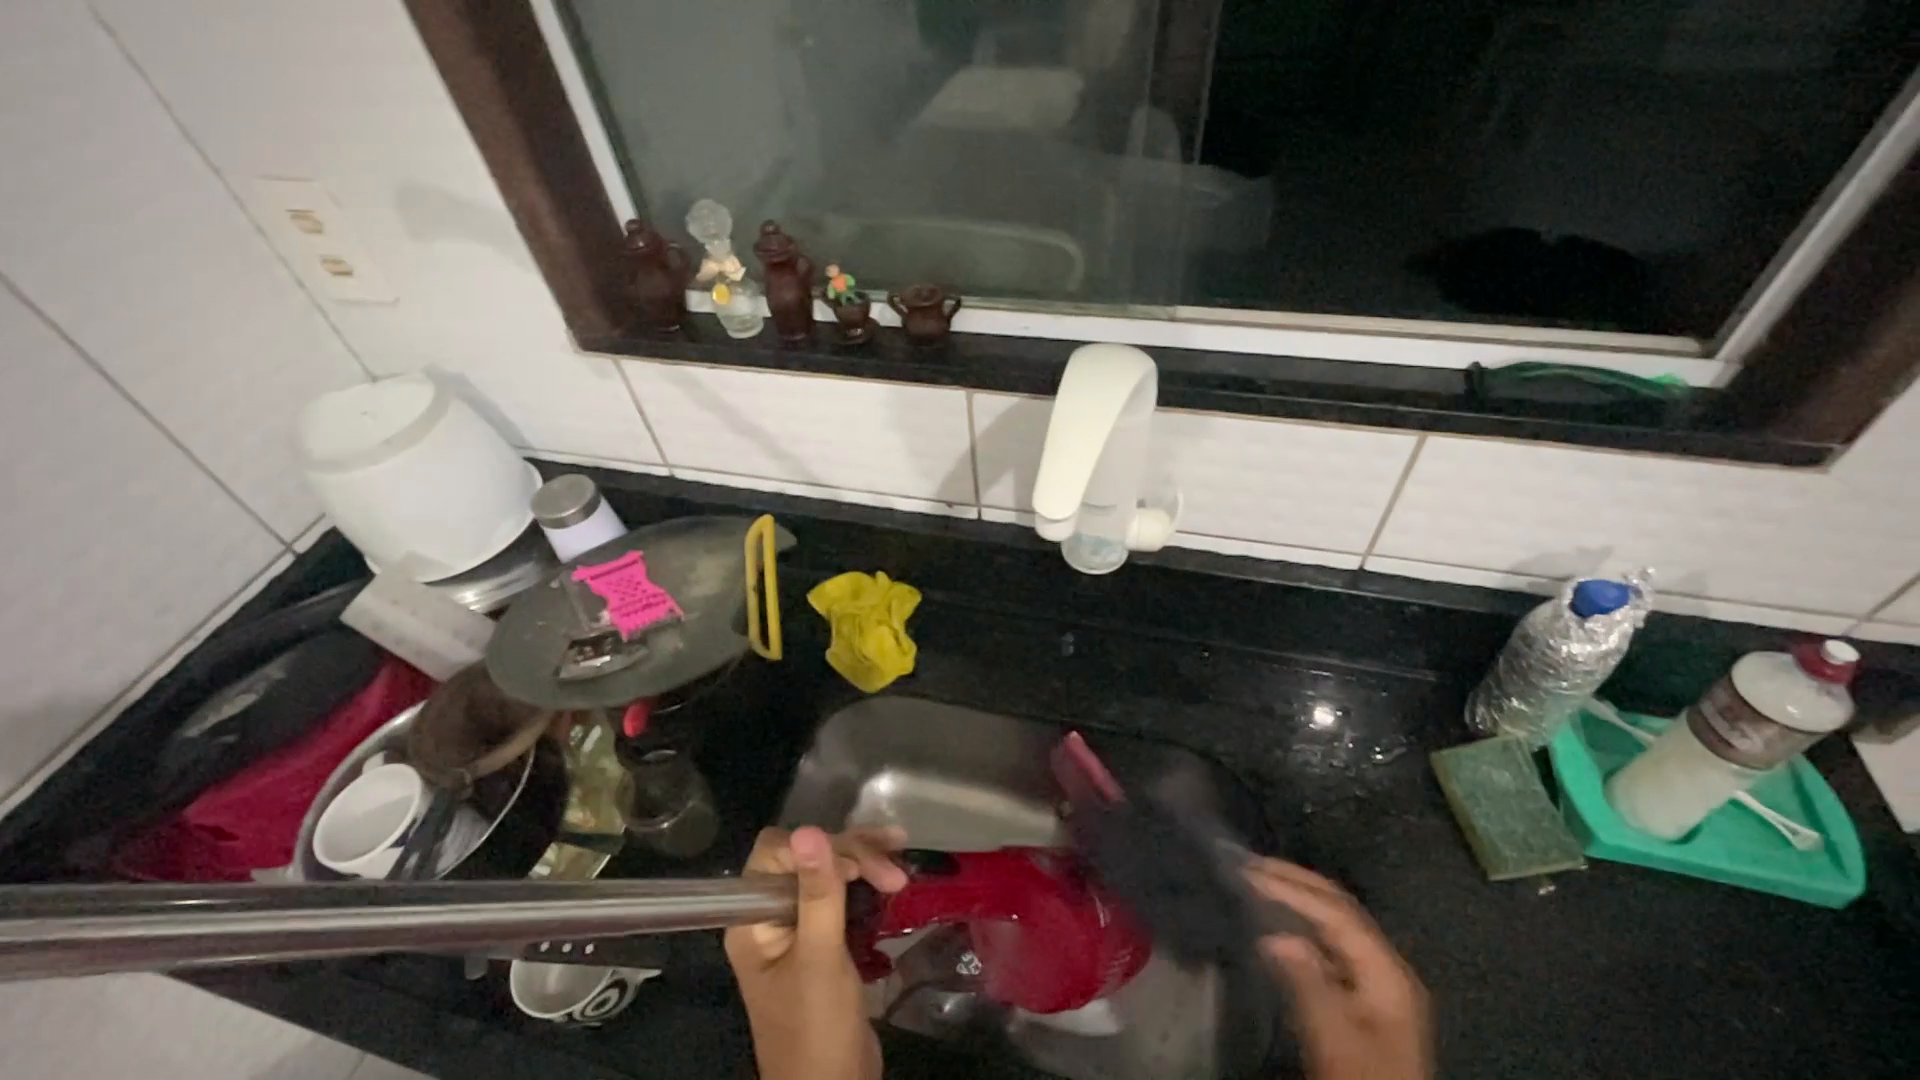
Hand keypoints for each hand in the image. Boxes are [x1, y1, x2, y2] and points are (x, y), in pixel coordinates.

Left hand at [725, 826, 907, 1079]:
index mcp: (751, 919)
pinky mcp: (823, 940)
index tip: (859, 866)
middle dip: (851, 855)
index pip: (775, 854)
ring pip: (827, 873)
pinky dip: (867, 884)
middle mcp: (769, 917)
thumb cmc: (817, 1028)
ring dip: (864, 864)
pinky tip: (894, 880)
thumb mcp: (820, 957)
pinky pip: (841, 896)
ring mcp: (797, 928)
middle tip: (895, 871)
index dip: (817, 848)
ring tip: (902, 865)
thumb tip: (808, 829)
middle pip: (805, 859)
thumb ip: (817, 893)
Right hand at [1245, 859, 1431, 1079]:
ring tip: (1259, 880)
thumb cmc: (1362, 1078)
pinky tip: (1277, 921)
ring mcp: (1377, 983)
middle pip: (1341, 910)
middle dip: (1298, 883)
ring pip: (1336, 925)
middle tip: (1252, 864)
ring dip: (1300, 899)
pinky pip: (1331, 945)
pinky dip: (1302, 924)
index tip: (1250, 873)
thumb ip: (1306, 983)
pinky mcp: (1363, 998)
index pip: (1337, 914)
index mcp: (1387, 972)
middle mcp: (1386, 967)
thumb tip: (1273, 936)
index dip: (1293, 889)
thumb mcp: (1334, 1037)